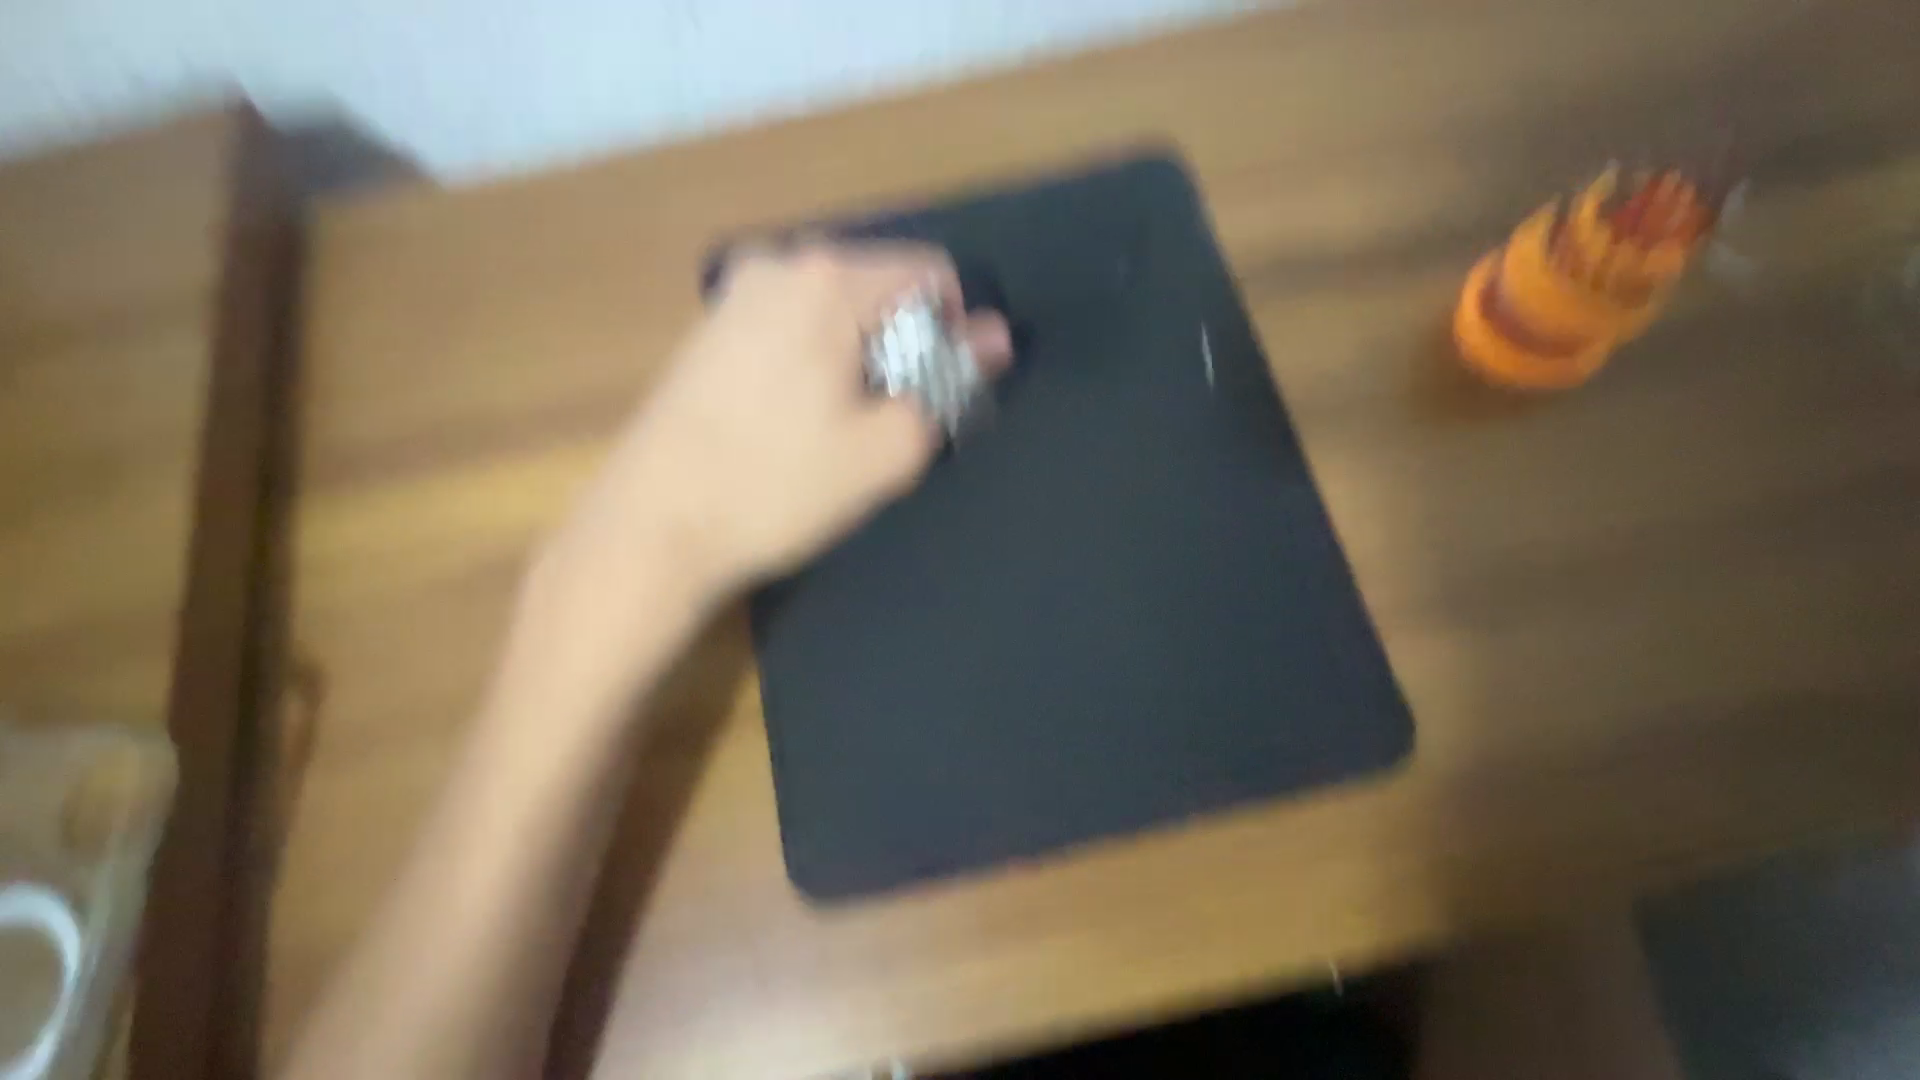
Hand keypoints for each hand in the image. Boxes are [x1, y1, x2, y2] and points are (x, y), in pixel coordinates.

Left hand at [502, 243, 1012, 725]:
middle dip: (905, 344)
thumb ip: (949, 383)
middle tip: (889, 419)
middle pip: (881, 286)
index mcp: (828, 281)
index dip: (955, 332)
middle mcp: (779, 264)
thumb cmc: (777, 486)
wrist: (653, 525)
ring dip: (861, 355)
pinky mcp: (709, 328)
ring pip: (836, 309)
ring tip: (840, 425)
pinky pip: (792, 325)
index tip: (939, 391)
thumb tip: (995, 338)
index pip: (930, 274)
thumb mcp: (885, 450)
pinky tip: (795, 419)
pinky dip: (816, 359)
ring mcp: (735, 293)